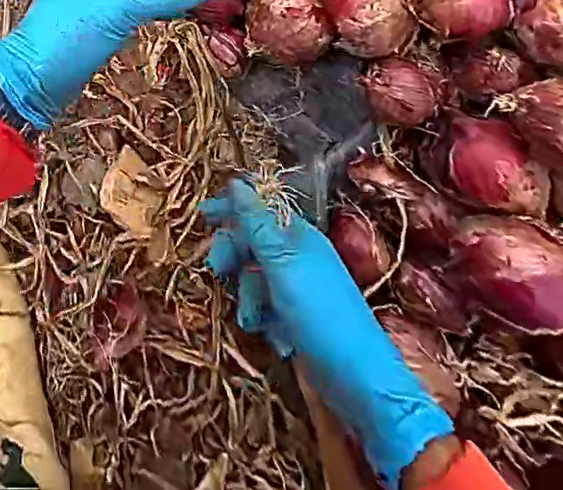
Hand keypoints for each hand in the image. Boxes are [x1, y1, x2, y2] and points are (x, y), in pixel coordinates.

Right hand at [202, 180, 453, 487]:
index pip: (258, 206)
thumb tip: (236, 182)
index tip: (204, 215)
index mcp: (296, 234)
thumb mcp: (282, 264)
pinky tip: (272, 334)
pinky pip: (264, 304)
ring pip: (253, 275)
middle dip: (233, 255)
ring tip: (254, 317)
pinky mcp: (294, 315)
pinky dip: (262, 316)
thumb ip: (257, 223)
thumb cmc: (320, 314)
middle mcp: (295, 254)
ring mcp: (295, 286)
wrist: (358, 380)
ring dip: (247, 294)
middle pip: (251, 240)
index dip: (231, 206)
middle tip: (218, 270)